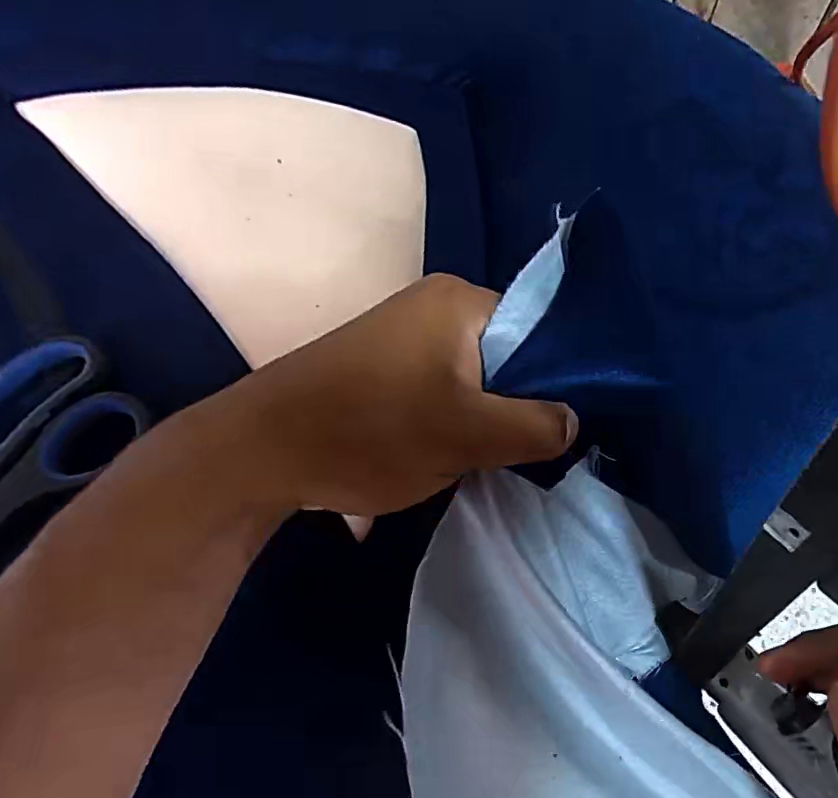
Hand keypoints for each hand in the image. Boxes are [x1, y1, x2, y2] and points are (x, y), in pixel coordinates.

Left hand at [174, 274, 576, 515]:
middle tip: (526, 451)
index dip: (558, 382)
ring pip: (482, 382)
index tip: (561, 430)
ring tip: (491, 456)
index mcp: (460, 302)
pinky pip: (451, 392)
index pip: (540, 333)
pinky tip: (458, 452)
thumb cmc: (372, 433)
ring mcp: (409, 337)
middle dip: (523, 407)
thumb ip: (537, 427)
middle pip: (513, 358)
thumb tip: (575, 422)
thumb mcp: (469, 436)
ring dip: (491, 421)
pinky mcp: (390, 369)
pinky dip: (462, 423)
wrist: (263, 453)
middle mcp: (437, 307)